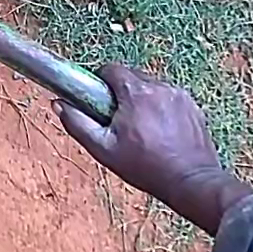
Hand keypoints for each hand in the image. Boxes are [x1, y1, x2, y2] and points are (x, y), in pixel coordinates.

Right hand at [55, 63, 251, 232]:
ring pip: (151, 86)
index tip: (98, 99)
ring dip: (142, 99)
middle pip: (131, 76)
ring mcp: (179, 95)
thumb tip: (59, 104)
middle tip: (117, 118)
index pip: (111, 69)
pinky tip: (160, 131)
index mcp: (135, 92)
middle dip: (121, 91)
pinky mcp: (193, 106)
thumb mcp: (103, 149)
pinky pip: (169, 97)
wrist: (192, 183)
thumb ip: (78, 123)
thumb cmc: (146, 167)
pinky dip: (161, 107)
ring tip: (141, 128)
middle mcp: (159, 86)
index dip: (100, 81)